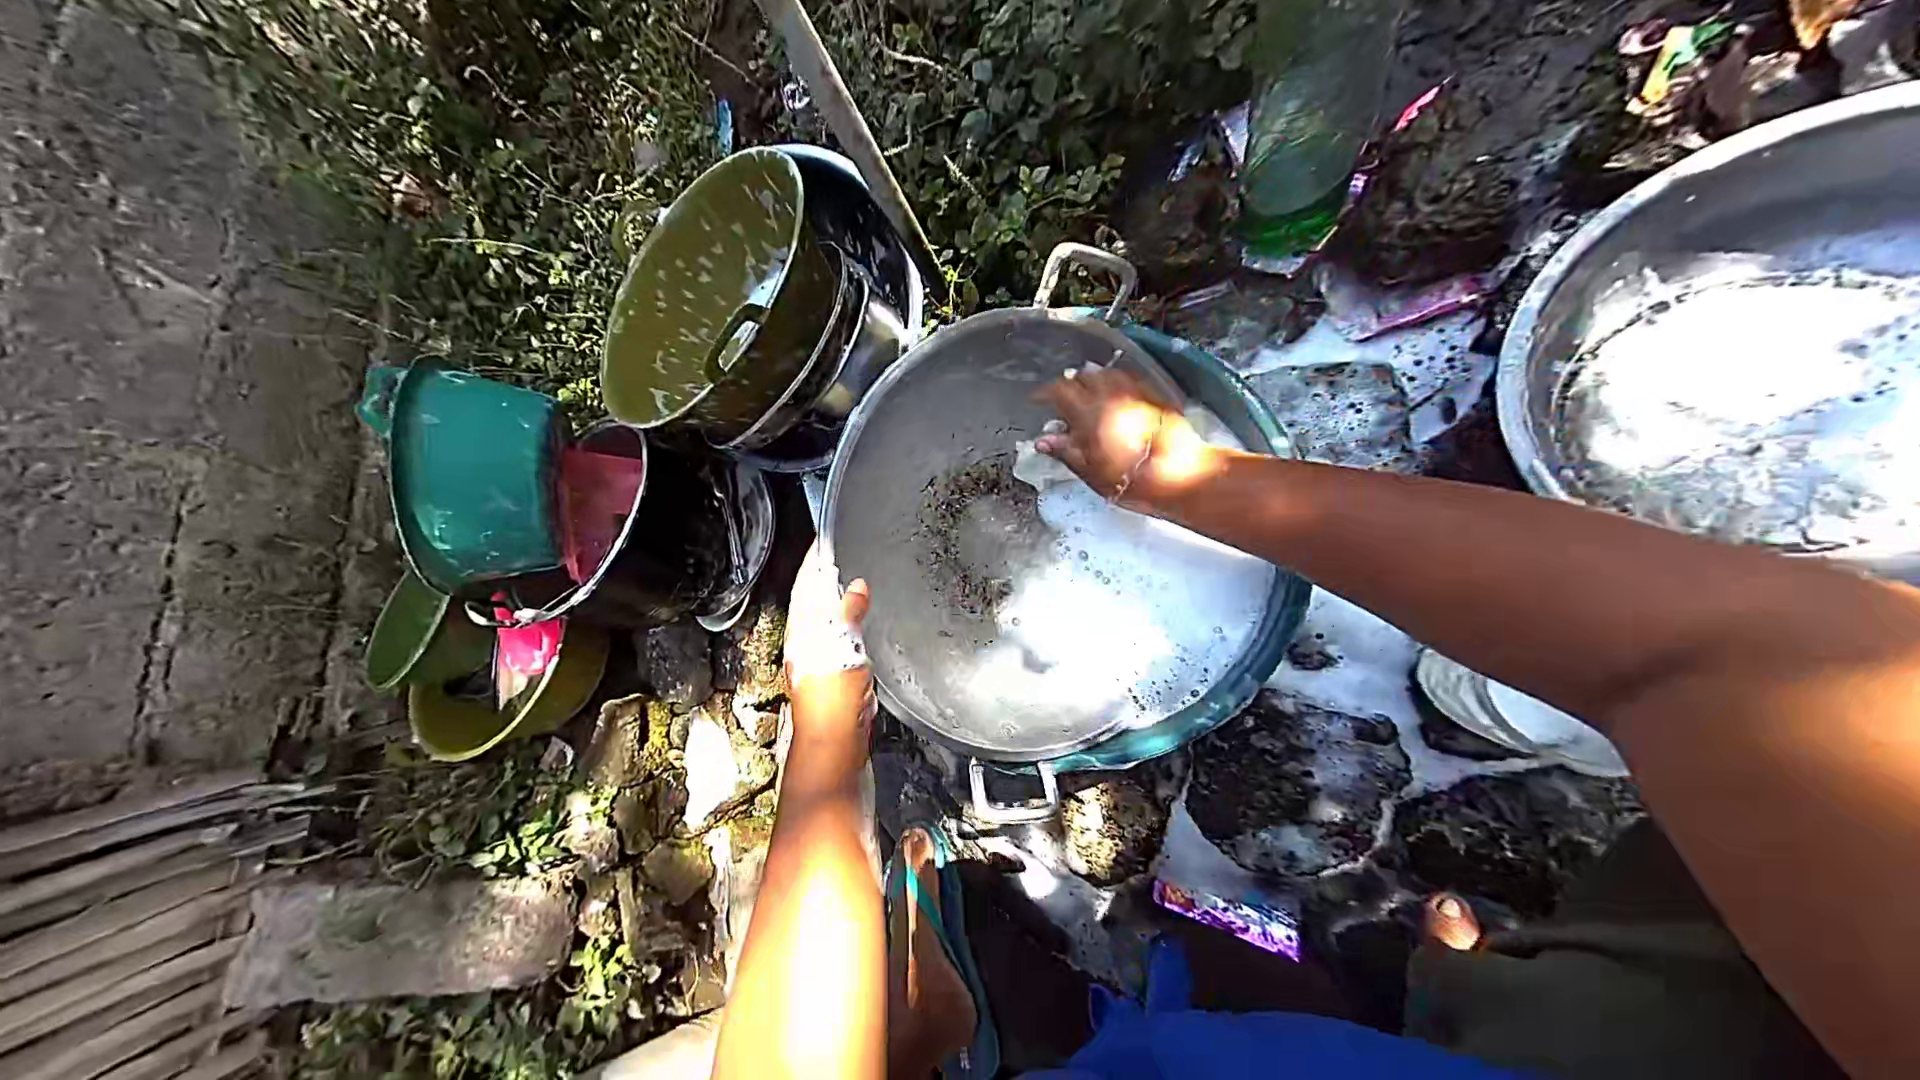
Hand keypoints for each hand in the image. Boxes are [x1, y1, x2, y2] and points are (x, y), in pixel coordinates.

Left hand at [783, 540, 873, 746]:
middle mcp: (808, 645)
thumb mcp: (842, 649)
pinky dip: (850, 625)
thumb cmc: (833, 704)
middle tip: (839, 556)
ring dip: (836, 601)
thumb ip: (849, 616)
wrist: (835, 748)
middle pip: (813, 602)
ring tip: (850, 583)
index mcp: (803, 633)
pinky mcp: (836, 677)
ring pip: (827, 621)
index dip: (813, 563)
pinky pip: (842, 640)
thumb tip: (856, 586)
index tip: (822, 541)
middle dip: (824, 578)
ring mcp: (821, 662)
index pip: (806, 587)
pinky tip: (860, 627)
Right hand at [1034, 365, 1227, 510]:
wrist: (1181, 478)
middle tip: (1062, 399)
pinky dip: (1116, 382)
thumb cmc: (1135, 481)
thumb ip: (1065, 452)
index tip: (1038, 400)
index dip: (1044, 393)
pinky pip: (1129, 379)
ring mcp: (1136, 394)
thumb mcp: (1091, 473)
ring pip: (1107, 373)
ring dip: (1093, 379)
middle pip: (1083, 377)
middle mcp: (1111, 397)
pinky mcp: (1156, 397)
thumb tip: (1044, 442)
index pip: (1059, 391)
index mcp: (1090, 414)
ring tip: (1087, 393)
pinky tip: (1116, 394)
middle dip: (1069, 385)